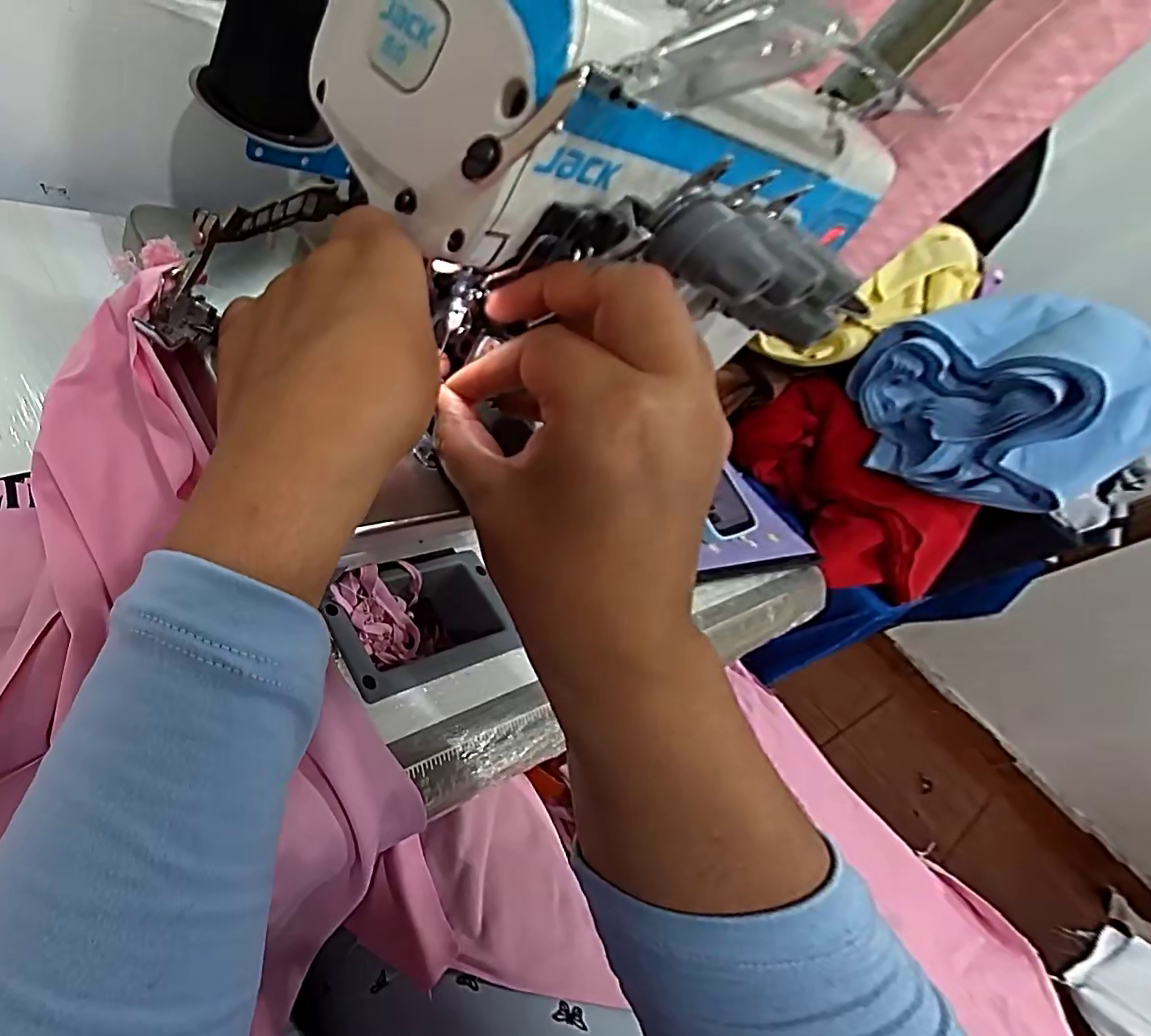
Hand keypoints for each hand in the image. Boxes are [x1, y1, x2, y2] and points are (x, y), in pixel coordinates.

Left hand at [164, 207, 438, 603]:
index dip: (387, 264)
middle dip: (346, 297)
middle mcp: (321, 263)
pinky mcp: (233, 331)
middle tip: (358, 350)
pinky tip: (275, 382)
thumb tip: (398, 345)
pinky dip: (264, 343)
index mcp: (381, 257)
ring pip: (293, 297)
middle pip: (335, 265)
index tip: (395, 302)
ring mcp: (271, 295)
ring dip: (303, 323)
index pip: (382, 230)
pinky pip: (254, 324)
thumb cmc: (378, 410)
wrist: (300, 453)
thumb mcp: (426, 372)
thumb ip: (409, 337)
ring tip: (313, 381)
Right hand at [439, 262, 828, 915]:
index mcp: (609, 409)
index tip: (460, 394)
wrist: (617, 634)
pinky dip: (623, 350)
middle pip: (628, 289)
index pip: (543, 349)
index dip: (491, 365)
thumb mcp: (490, 495)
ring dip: (597, 315)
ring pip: (660, 315)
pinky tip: (579, 386)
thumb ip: (461, 431)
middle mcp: (671, 392)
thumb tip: (444, 396)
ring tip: (543, 346)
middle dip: (561, 286)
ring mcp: (702, 408)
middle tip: (509, 309)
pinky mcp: (706, 429)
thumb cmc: (547, 573)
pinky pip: (669, 356)